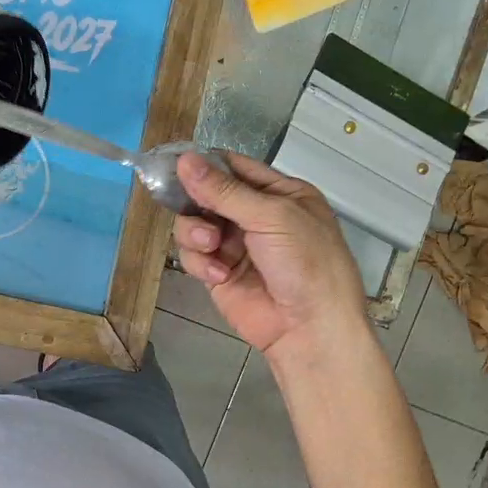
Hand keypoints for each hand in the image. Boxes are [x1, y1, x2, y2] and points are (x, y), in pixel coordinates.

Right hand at [172, 152, 370, 364]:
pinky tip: (219, 275)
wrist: (312, 328)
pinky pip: (195, 257)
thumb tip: (184, 159)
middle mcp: (256, 216)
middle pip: (207, 196)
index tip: (175, 165)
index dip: (205, 166)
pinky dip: (201, 263)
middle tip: (191, 210)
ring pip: (194, 226)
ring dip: (195, 233)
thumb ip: (224, 191)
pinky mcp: (220, 275)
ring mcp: (236, 246)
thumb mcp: (272, 217)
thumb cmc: (306, 262)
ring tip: (211, 246)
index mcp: (279, 193)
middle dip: (196, 203)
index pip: (233, 168)